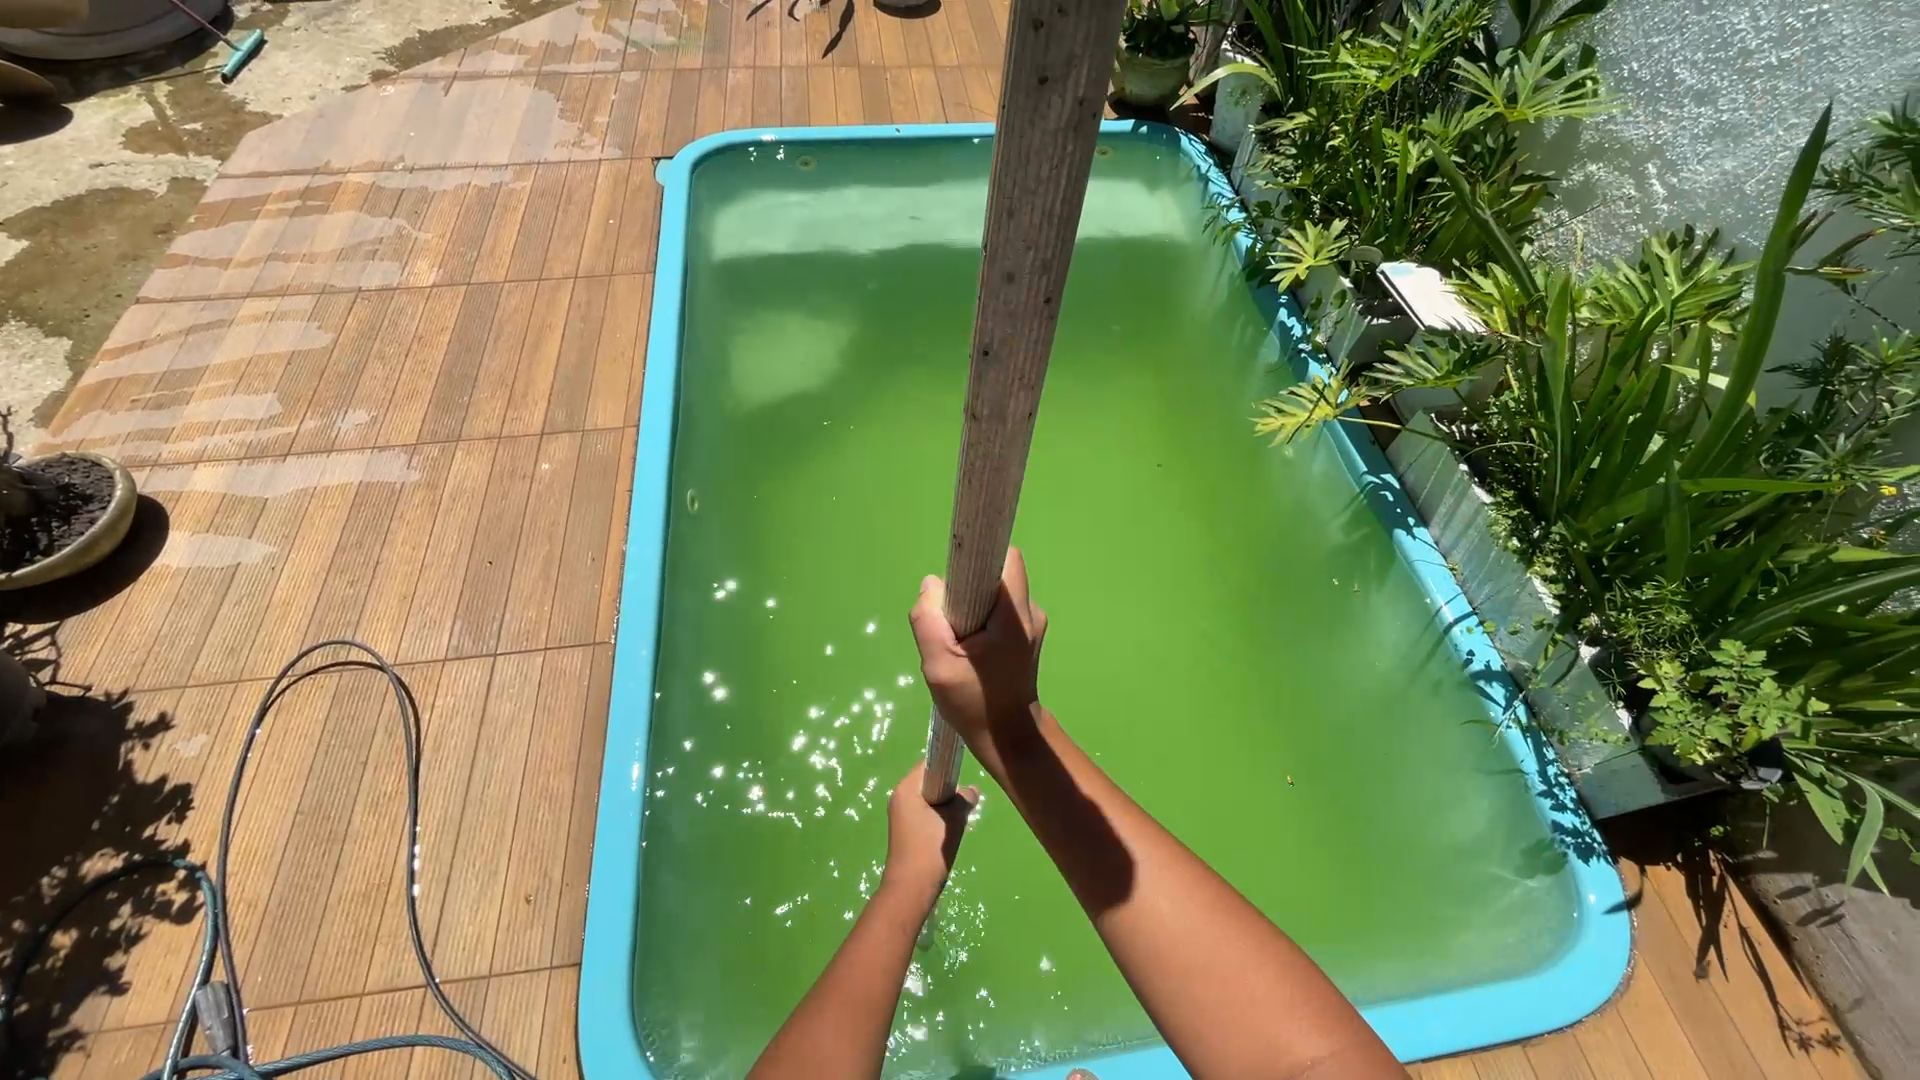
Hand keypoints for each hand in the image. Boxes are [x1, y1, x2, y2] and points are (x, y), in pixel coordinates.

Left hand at [883, 761, 977, 906]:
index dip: (947, 766)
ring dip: (945, 805)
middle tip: (963, 800)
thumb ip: (964, 799)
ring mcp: (900, 815)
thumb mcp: (954, 819)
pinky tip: (949, 830)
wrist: (912, 887)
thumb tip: (972, 790)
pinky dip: (938, 816)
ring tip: (958, 817)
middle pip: (928, 781)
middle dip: (948, 788)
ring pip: (928, 798)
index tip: (964, 775)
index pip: (928, 764)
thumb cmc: (931, 847)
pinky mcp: (905, 830)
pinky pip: (924, 812)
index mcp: (906, 788)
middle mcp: (899, 797)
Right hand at [908, 546, 1048, 770]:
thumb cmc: (973, 703)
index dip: (979, 557)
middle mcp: (1029, 612)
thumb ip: (928, 620)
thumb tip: (932, 585)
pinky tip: (970, 650)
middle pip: (997, 575)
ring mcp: (1031, 623)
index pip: (1005, 558)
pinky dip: (981, 620)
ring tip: (958, 642)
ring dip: (973, 607)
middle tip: (950, 621)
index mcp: (1014, 616)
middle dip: (969, 587)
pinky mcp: (1025, 634)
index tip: (956, 576)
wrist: (1007, 736)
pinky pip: (998, 610)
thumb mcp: (938, 665)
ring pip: (996, 593)